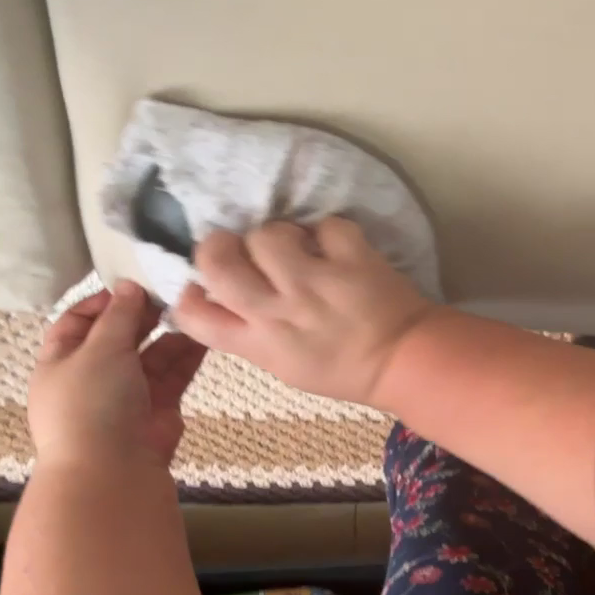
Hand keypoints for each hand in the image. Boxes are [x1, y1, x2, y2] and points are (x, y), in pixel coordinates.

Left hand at [28, 280, 207, 470]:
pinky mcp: (159, 404)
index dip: (103, 302)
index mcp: (62, 361)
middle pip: (120, 336)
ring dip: (172, 334)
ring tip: (197, 311)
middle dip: (144, 315)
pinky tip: (207, 335)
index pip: (78, 321)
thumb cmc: (91, 403)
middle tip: (172, 294)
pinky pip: (175, 373)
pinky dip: (190, 355)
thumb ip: (119, 316)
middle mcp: (94, 374)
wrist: (112, 466)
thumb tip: (129, 285)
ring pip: (153, 354)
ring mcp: (128, 391)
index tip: (134, 285)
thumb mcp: (99, 350)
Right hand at [172, 218, 439, 406]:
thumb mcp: (285, 365)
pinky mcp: (352, 261)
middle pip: (218, 262)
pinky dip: (329, 231)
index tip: (203, 283)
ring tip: (297, 246)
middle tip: (243, 249)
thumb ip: (249, 334)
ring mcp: (316, 283)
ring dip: (278, 234)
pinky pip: (325, 226)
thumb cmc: (344, 369)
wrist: (405, 360)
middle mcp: (278, 311)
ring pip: (268, 235)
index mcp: (258, 343)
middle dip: (221, 246)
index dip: (189, 291)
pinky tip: (336, 246)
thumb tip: (218, 299)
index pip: (194, 313)